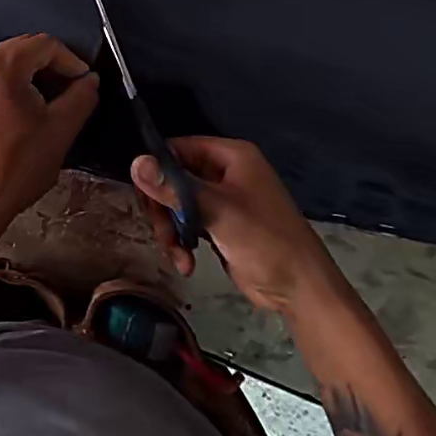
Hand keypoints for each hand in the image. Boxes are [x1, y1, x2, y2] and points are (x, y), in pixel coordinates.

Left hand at [0, 33, 99, 227]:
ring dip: (31, 75)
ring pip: (7, 61)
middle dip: (51, 66)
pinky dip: (10, 84)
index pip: (44, 44)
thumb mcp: (60, 130)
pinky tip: (24, 110)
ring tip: (48, 103)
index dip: (71, 61)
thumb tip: (89, 81)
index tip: (82, 80)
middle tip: (70, 90)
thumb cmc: (11, 171)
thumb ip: (81, 97)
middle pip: (24, 48)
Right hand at [131, 137, 343, 314]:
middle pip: (173, 178)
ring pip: (177, 204)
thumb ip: (174, 188)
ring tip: (178, 254)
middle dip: (164, 209)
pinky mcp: (219, 225)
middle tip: (163, 234)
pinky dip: (181, 242)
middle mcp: (226, 172)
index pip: (178, 148)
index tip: (145, 196)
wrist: (299, 287)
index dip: (158, 169)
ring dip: (171, 230)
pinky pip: (188, 224)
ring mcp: (222, 199)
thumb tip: (135, 163)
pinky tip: (187, 263)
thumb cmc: (264, 240)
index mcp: (232, 156)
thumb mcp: (216, 211)